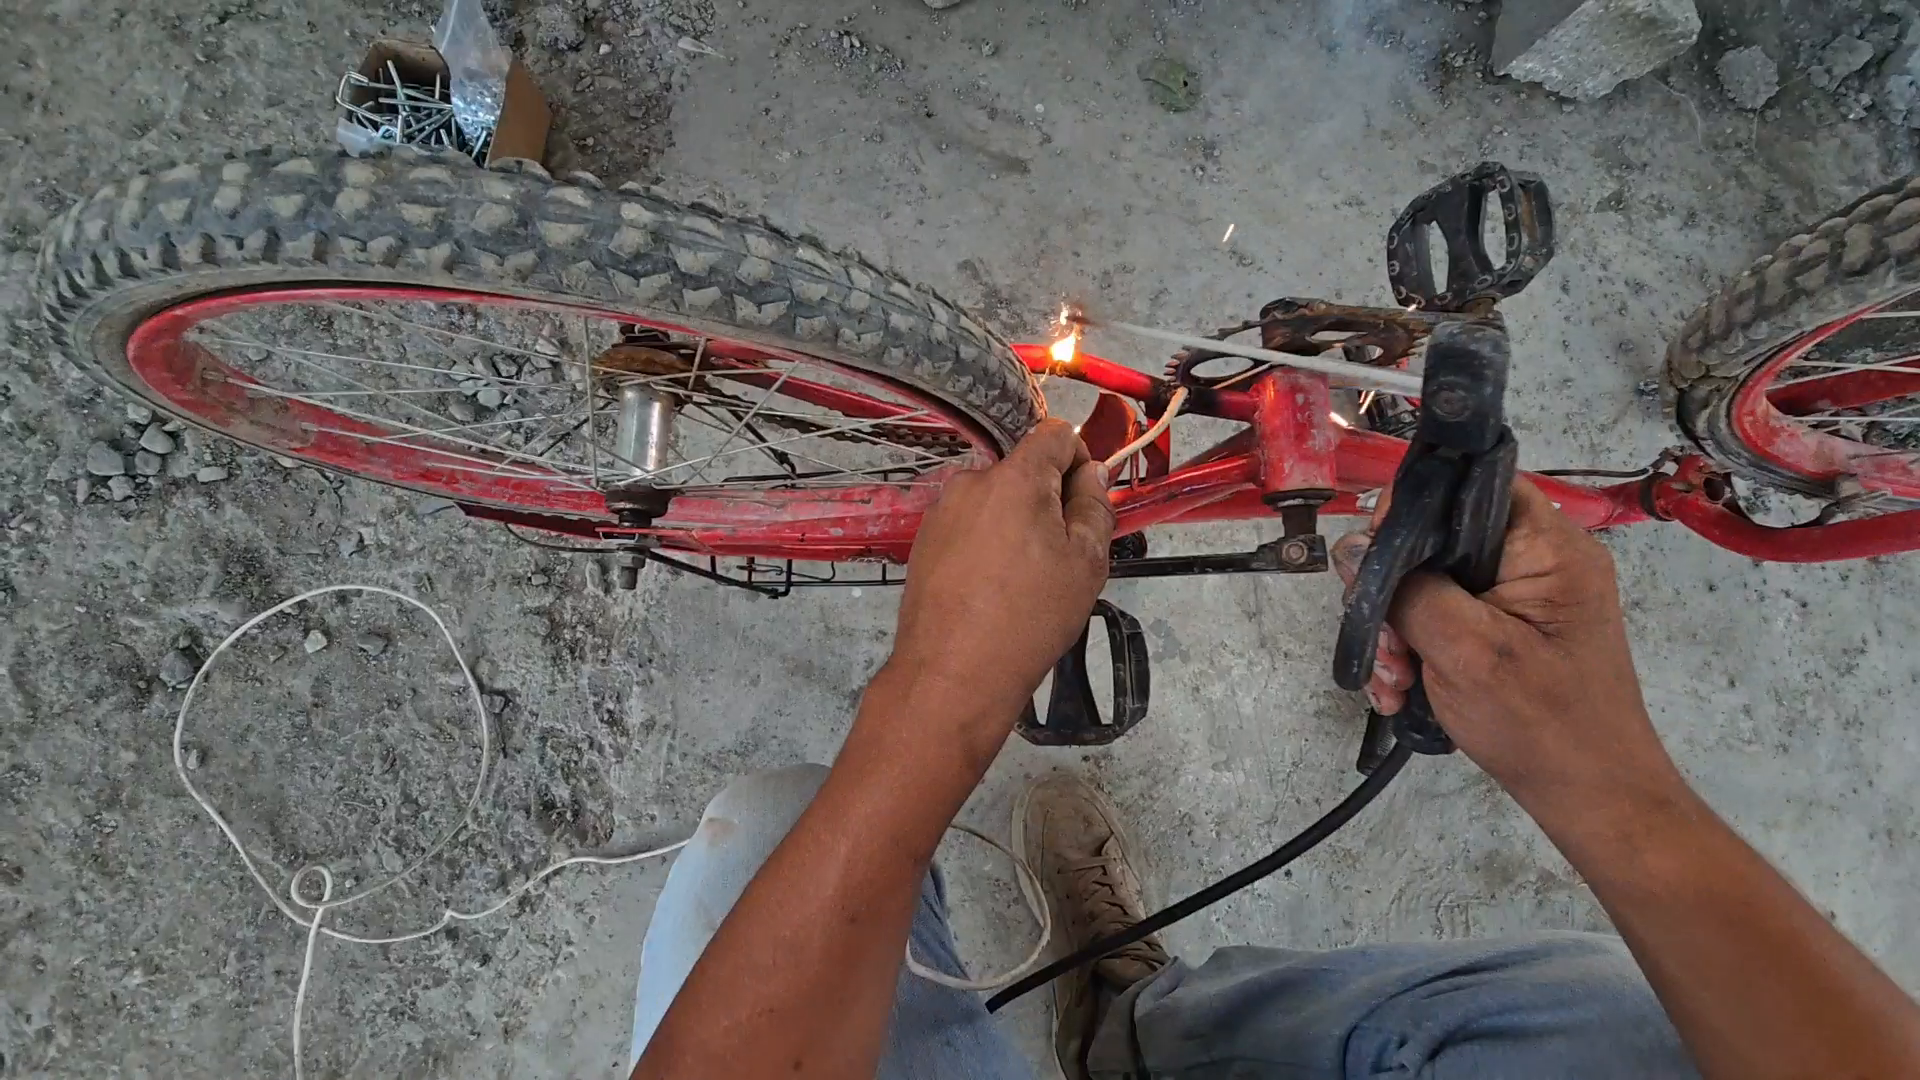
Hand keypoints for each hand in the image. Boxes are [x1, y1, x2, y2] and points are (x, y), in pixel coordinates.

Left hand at [875, 419, 1114, 754]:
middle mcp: (969, 482)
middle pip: (1022, 472)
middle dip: (1046, 501)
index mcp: (1014, 477)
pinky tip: (988, 590)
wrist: (952, 673)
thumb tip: (1090, 473)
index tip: (1083, 506)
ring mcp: (940, 512)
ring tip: (1020, 582)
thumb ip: (1094, 505)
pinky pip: (968, 527)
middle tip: (1057, 558)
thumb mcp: (1086, 562)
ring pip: (994, 502)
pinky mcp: (922, 542)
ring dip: (1014, 525)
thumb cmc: (1030, 616)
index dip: (1079, 462)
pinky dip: (985, 544)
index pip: (1055, 434)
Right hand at [1331, 479, 1680, 812]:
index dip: (1413, 506)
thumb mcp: (1463, 648)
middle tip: (1384, 643)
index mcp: (1546, 548)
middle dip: (1392, 592)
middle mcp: (1533, 561)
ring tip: (1393, 681)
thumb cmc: (1540, 721)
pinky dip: (1410, 650)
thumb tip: (1351, 549)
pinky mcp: (1498, 628)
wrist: (1589, 799)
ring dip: (1394, 632)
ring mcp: (1514, 597)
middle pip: (1436, 541)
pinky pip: (1435, 617)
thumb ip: (1405, 590)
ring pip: (1425, 584)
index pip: (1472, 486)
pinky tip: (1400, 689)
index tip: (1373, 554)